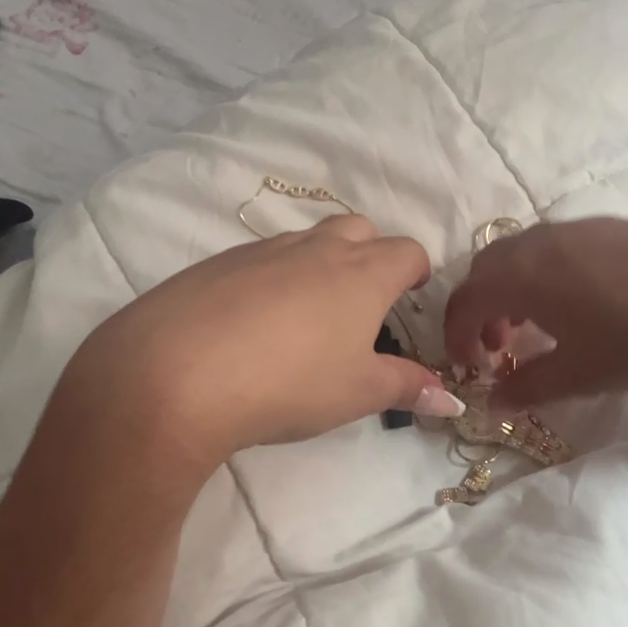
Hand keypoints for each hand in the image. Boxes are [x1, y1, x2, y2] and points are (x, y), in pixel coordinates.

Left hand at [54, 216, 461, 471]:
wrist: (177, 373)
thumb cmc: (290, 383)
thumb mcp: (357, 393)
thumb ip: (406, 388)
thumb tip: (450, 398)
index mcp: (362, 273)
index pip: (406, 251)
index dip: (416, 269)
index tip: (413, 291)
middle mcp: (316, 249)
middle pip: (357, 229)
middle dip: (370, 252)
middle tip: (364, 298)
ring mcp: (262, 251)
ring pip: (305, 241)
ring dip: (318, 263)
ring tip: (307, 314)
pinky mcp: (215, 264)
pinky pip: (258, 259)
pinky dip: (270, 279)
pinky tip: (252, 323)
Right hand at [443, 219, 627, 409]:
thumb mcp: (579, 374)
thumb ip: (528, 386)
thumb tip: (495, 400)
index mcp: (520, 275)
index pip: (465, 299)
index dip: (456, 335)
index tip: (471, 368)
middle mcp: (540, 241)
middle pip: (488, 268)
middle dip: (482, 308)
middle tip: (500, 347)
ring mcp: (578, 228)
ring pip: (523, 253)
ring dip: (514, 289)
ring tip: (541, 327)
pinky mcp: (611, 225)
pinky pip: (557, 246)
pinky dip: (546, 274)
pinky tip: (583, 304)